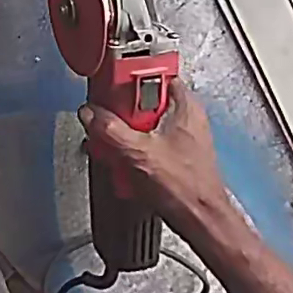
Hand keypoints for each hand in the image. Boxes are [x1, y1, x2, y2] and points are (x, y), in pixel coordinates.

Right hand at [77, 79, 231, 236]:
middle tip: (109, 125)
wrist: (201, 221)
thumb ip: (111, 130)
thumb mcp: (140, 153)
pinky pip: (145, 140)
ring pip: (140, 122)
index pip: (151, 72)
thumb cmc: (188, 188)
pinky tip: (126, 165)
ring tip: (116, 149)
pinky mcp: (172, 151)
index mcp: (184, 104)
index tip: (110, 87)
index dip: (127, 78)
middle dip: (120, 114)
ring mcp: (179, 134)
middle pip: (140, 99)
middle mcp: (184, 114)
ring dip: (123, 135)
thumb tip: (91, 114)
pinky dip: (132, 149)